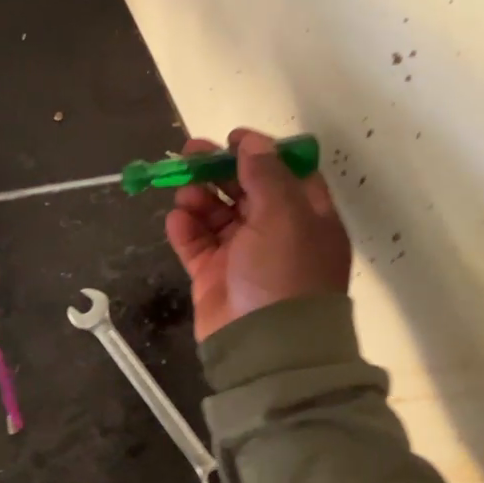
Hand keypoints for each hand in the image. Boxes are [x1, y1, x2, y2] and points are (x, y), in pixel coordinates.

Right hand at [165, 127, 350, 341]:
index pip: (285, 173)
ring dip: (199, 197)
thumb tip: (252, 142)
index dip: (260, 153)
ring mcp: (243, 256)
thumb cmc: (284, 273)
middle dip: (219, 170)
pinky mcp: (214, 276)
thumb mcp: (284, 215)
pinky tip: (176, 218)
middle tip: (189, 153)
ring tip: (182, 190)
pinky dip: (185, 229)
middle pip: (245, 190)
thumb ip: (265, 175)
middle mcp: (276, 233)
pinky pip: (196, 244)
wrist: (265, 344)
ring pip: (217, 215)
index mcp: (306, 216)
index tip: (233, 138)